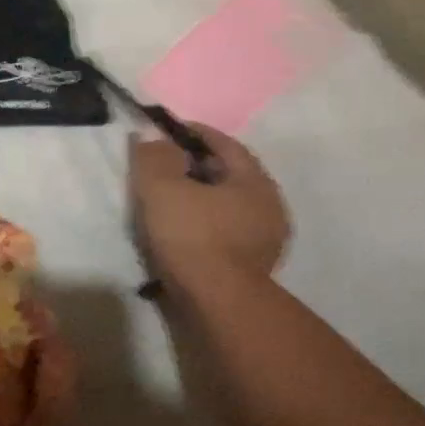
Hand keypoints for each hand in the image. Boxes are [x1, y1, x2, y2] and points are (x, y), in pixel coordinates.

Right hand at [130, 124, 289, 293]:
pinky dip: (205, 216)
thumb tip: (153, 137)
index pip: (226, 144)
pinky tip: (182, 224)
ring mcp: (266, 236)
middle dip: (198, 162)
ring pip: (229, 201)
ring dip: (202, 192)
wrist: (217, 297)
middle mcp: (270, 205)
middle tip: (164, 160)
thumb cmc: (191, 232)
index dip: (194, 132)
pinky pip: (226, 225)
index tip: (166, 128)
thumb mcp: (161, 186)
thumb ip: (155, 156)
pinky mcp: (254, 260)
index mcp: (255, 182)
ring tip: (169, 194)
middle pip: (230, 173)